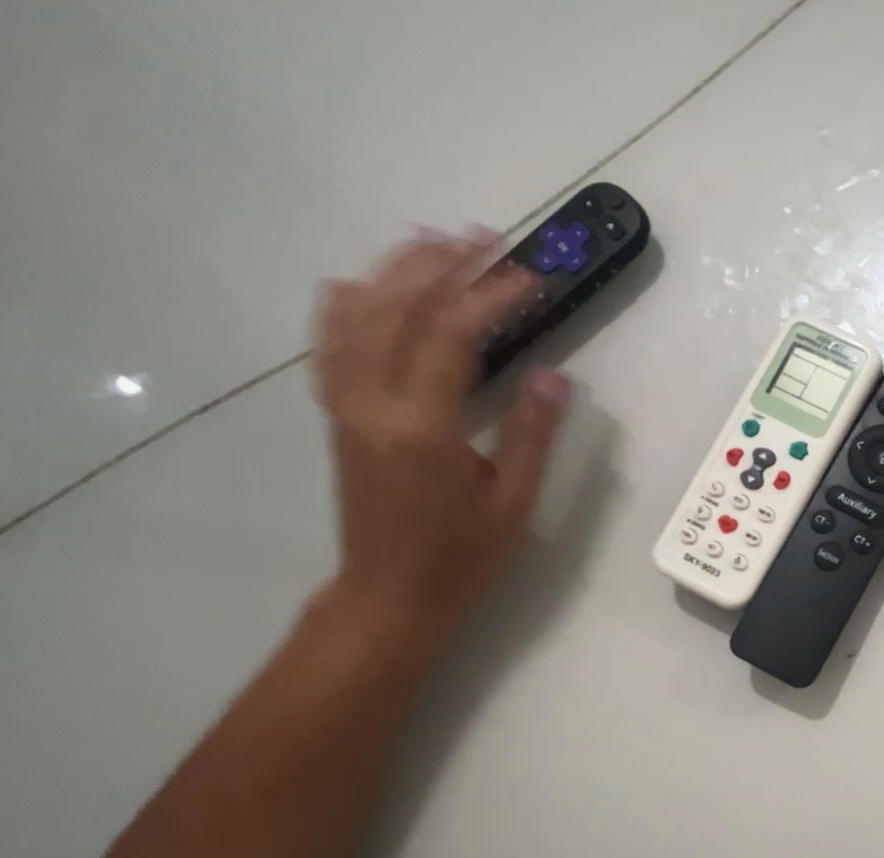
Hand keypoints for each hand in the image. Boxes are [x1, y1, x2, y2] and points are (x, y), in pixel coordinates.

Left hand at [312, 229, 567, 639]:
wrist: (389, 594)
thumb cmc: (461, 555)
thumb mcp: (513, 501)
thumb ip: (531, 434)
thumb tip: (552, 375)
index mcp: (422, 427)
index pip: (452, 337)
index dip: (492, 298)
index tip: (531, 276)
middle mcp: (372, 403)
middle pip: (398, 310)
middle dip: (442, 265)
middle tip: (483, 237)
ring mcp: (345, 404)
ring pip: (358, 315)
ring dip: (395, 271)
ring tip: (432, 239)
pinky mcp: (337, 412)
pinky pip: (330, 342)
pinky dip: (348, 302)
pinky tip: (367, 282)